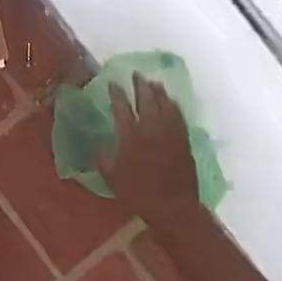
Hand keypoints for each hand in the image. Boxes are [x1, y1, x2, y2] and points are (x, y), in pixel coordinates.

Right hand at [104, 74, 200, 227]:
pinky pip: (177, 113)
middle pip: (146, 98)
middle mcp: (151, 127)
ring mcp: (170, 130)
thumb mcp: (112, 178)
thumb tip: (98, 146)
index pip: (122, 107)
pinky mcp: (183, 137)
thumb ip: (103, 158)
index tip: (113, 83)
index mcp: (131, 135)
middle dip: (139, 84)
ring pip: (164, 102)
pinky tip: (170, 101)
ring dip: (157, 90)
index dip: (116, 93)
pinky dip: (172, 103)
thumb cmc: (139, 194)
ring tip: (152, 83)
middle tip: (135, 74)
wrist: (173, 206)